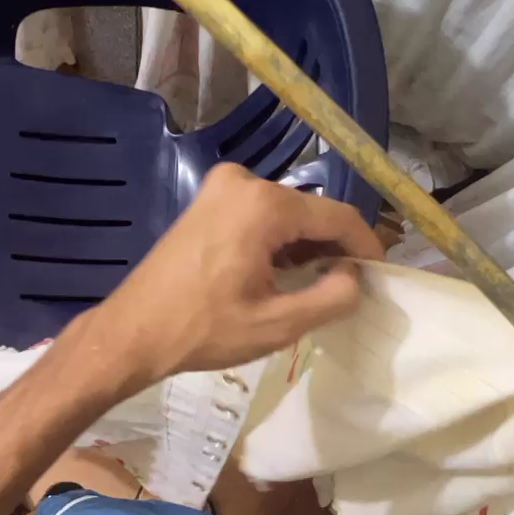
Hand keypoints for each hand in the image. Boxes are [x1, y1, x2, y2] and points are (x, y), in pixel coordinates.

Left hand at [82, 163, 383, 383]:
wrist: (133, 332)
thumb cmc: (203, 331)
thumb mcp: (277, 324)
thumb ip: (331, 298)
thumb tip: (355, 277)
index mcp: (264, 204)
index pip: (338, 216)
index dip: (366, 246)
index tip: (380, 274)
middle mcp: (243, 182)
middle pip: (310, 212)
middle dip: (332, 249)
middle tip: (347, 288)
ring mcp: (219, 189)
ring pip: (285, 215)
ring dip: (304, 248)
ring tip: (315, 288)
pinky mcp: (204, 204)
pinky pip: (257, 217)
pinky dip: (276, 243)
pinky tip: (280, 276)